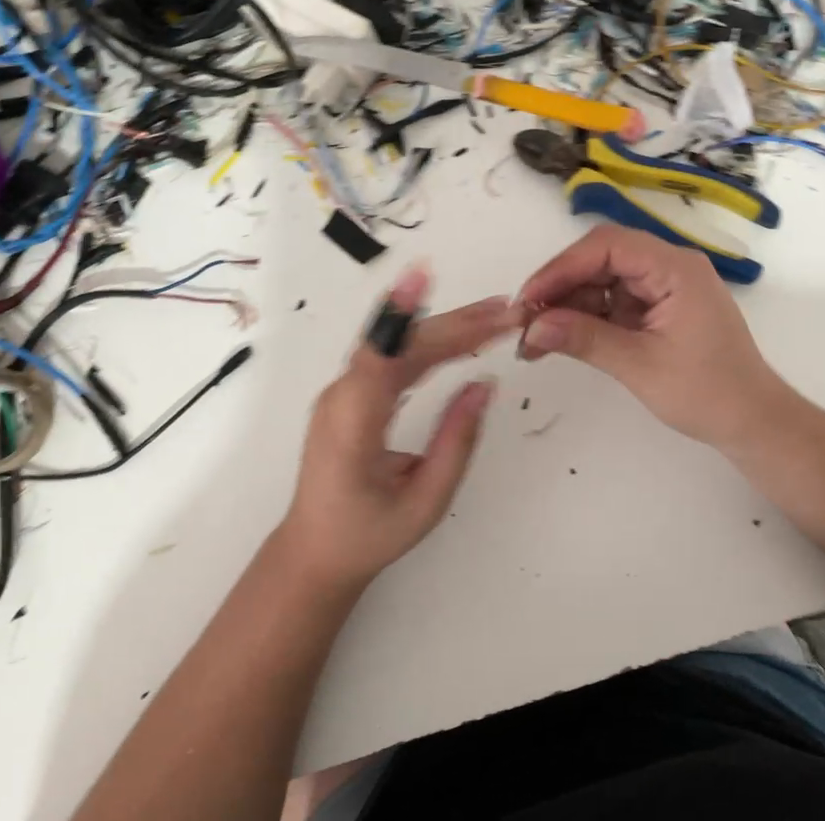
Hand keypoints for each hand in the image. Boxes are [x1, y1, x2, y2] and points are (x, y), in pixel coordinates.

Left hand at [278, 265, 515, 589]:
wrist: (316, 549)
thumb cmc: (368, 535)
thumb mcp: (424, 501)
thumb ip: (455, 442)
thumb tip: (484, 384)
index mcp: (352, 426)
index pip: (377, 357)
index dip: (399, 313)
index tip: (424, 275)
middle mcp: (342, 397)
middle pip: (400, 344)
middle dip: (457, 323)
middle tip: (509, 312)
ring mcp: (343, 393)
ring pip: (398, 347)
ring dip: (447, 328)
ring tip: (497, 317)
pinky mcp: (351, 394)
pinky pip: (392, 358)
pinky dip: (429, 345)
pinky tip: (460, 337)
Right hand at [517, 226, 795, 452]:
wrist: (752, 421)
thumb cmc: (707, 392)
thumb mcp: (639, 365)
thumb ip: (584, 339)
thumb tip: (532, 328)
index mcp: (675, 268)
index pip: (607, 246)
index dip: (562, 267)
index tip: (529, 299)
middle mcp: (669, 267)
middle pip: (601, 259)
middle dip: (560, 287)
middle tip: (524, 320)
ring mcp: (663, 288)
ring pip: (601, 280)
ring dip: (567, 305)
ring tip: (534, 338)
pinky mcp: (656, 308)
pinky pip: (612, 301)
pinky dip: (585, 318)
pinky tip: (558, 339)